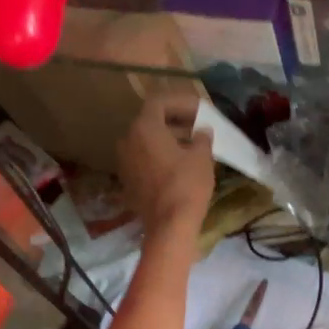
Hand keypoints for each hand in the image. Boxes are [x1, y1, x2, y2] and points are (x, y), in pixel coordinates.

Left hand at [116, 93, 214, 239]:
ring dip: (168, 139)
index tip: (199, 111)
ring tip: (191, 146)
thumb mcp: (202, 157)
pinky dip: (160, 156)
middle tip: (197, 127)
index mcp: (144, 128)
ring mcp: (125, 161)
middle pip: (151, 121)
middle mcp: (128, 140)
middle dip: (175, 121)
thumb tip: (203, 131)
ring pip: (146, 141)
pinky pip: (144, 159)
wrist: (169, 225)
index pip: (159, 102)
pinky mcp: (128, 180)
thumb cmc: (187, 185)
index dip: (181, 103)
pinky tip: (179, 165)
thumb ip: (202, 138)